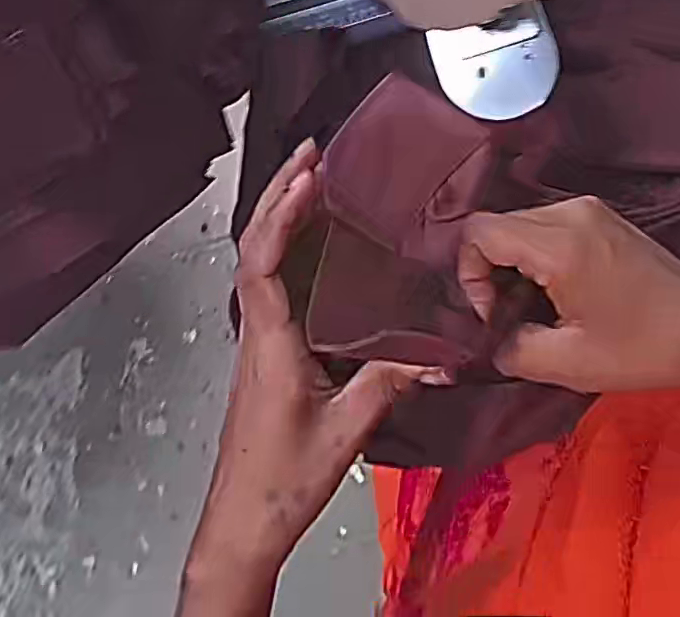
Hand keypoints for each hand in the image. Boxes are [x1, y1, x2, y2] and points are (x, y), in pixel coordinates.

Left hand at [181, 140, 440, 615]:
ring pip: (257, 257)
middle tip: (310, 154)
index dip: (280, 215)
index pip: (260, 262)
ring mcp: (258, 336)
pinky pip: (270, 277)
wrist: (241, 525)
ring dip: (279, 211)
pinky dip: (286, 240)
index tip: (308, 179)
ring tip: (310, 177)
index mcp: (269, 342)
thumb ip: (392, 381)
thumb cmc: (280, 482)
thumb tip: (438, 348)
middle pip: (253, 244)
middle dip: (278, 192)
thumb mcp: (347, 428)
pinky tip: (310, 234)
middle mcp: (257, 329)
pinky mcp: (267, 345)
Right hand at [456, 196, 679, 403]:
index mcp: (561, 243)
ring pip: (520, 224)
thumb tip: (485, 341)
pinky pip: (546, 225)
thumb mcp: (568, 364)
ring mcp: (587, 207)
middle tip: (513, 316)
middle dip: (491, 271)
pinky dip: (537, 254)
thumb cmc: (641, 349)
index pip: (480, 231)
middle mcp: (570, 211)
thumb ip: (510, 350)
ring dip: (515, 263)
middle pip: (498, 226)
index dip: (471, 274)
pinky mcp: (599, 214)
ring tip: (539, 306)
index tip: (495, 314)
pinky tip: (560, 290)